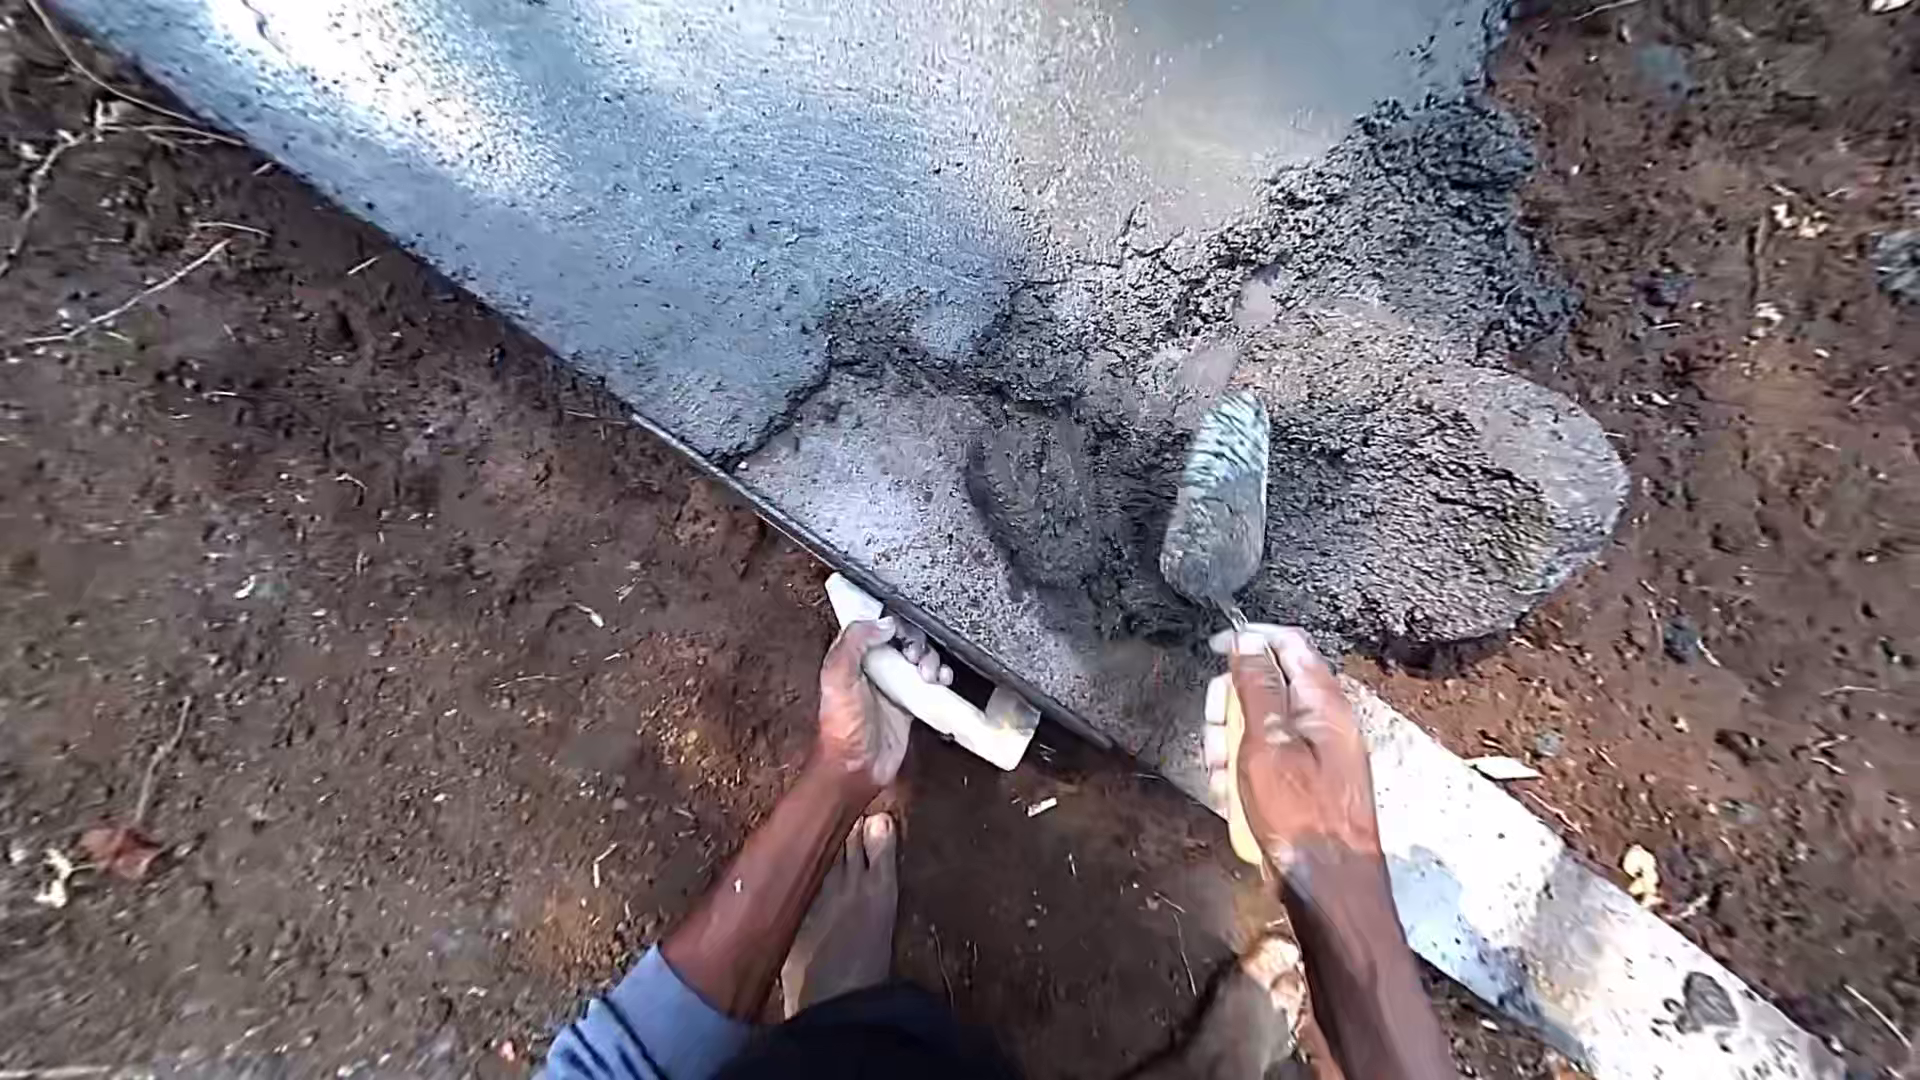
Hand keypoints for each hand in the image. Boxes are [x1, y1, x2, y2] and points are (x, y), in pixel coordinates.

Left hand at [813, 617, 949, 795]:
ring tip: (930, 674)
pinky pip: (931, 681)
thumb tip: (885, 623)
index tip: (902, 634)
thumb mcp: (838, 676)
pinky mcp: (911, 702)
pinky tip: (942, 681)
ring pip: (920, 658)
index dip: (894, 625)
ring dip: (931, 659)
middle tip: (915, 658)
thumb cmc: (842, 726)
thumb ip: (854, 643)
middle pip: (904, 640)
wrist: (858, 767)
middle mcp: (875, 667)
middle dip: (917, 642)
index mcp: (853, 656)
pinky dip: (941, 676)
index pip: (878, 626)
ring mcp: (894, 685)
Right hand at [1203, 625, 1381, 888]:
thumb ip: (1256, 686)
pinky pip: (1259, 752)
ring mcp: (1310, 750)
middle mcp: (1320, 720)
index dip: (1249, 639)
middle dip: (1230, 701)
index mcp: (1322, 703)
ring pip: (1255, 719)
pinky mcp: (1297, 776)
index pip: (1287, 644)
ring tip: (1220, 769)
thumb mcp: (1267, 742)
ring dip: (1227, 737)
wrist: (1324, 886)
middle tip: (1215, 728)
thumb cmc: (1298, 814)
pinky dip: (1238, 764)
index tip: (1215, 649)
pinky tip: (1229, 788)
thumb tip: (1248, 641)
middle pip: (1265, 682)